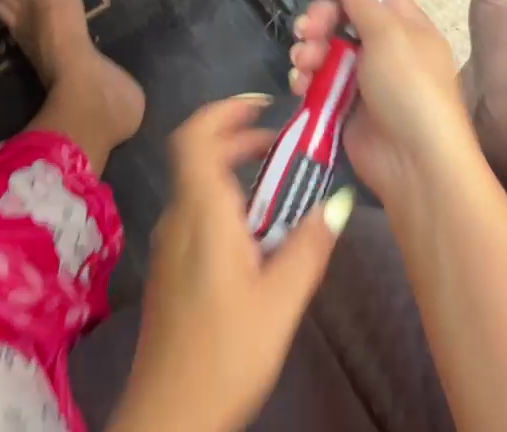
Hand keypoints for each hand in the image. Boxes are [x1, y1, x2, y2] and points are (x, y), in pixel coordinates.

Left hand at [110, 96, 352, 431]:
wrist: (167, 414)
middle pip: (199, 156)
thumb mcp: (281, 300)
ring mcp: (169, 244)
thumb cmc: (225, 353)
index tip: (263, 105)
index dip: (224, 110)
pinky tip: (257, 235)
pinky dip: (226, 202)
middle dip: (239, 139)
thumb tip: (339, 200)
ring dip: (236, 173)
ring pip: (198, 187)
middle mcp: (178, 219)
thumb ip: (309, 245)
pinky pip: (197, 214)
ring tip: (279, 188)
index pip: (195, 136)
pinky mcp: (169, 268)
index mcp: (202, 214)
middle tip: (282, 143)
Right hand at [289, 0, 475, 201]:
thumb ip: (365, 1)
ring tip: (303, 62)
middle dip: (318, 18)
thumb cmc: (410, 89)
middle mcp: (385, 46)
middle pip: (341, 15)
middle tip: (308, 30)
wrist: (415, 163)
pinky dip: (305, 78)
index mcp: (405, 23)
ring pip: (324, 48)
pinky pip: (317, 81)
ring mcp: (363, 77)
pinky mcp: (343, 105)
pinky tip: (300, 85)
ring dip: (307, 49)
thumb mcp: (391, 36)